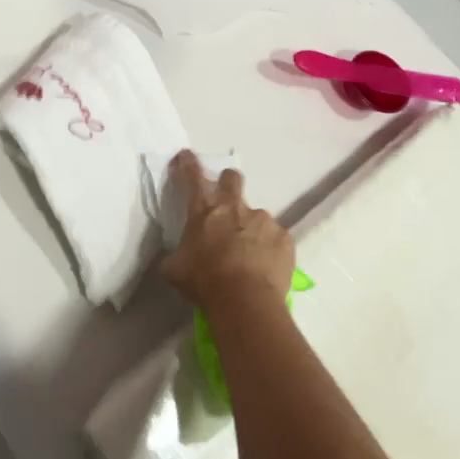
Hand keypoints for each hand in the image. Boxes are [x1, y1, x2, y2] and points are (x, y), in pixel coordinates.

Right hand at [161, 150, 294, 308]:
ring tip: (249, 252)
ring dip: (250, 226)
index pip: (192, 175)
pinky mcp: (284, 238)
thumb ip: (176, 253)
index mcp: (203, 209)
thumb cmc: (204, 281)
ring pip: (256, 214)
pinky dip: (269, 247)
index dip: (188, 162)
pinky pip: (275, 238)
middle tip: (225, 198)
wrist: (245, 302)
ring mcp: (262, 220)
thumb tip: (177, 255)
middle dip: (227, 182)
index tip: (187, 156)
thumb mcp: (175, 268)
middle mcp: (233, 207)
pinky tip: (265, 266)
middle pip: (232, 178)